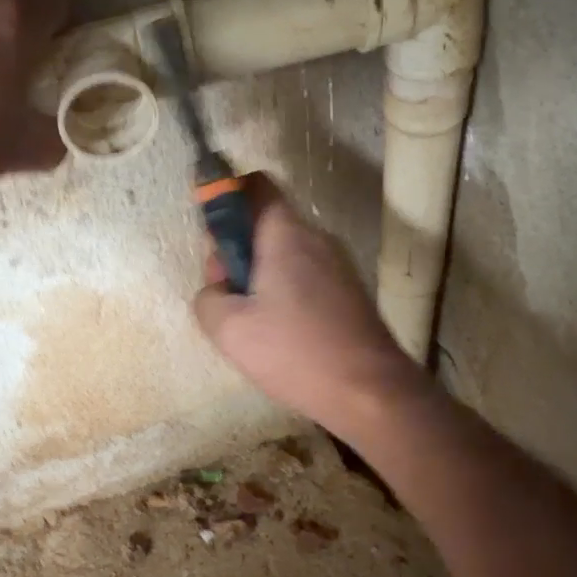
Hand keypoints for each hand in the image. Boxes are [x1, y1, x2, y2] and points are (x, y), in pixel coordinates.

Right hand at [193, 174, 428, 439]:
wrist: (369, 390)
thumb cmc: (295, 352)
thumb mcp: (229, 330)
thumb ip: (208, 298)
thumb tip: (216, 289)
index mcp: (285, 234)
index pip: (255, 186)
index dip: (226, 198)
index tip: (212, 237)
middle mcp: (316, 238)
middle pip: (266, 224)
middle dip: (237, 251)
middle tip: (226, 294)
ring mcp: (338, 264)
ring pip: (284, 254)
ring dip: (259, 277)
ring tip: (252, 323)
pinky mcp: (349, 292)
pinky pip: (304, 276)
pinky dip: (284, 293)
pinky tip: (280, 335)